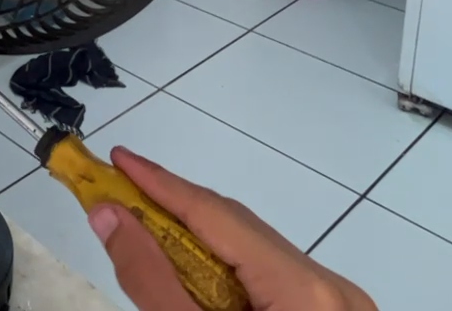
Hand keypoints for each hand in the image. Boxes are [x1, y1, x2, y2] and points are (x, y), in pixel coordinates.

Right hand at [90, 147, 375, 310]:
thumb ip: (150, 278)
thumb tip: (109, 214)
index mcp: (307, 292)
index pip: (215, 214)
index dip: (159, 182)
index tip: (114, 157)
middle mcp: (335, 291)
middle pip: (235, 228)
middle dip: (172, 208)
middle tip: (115, 191)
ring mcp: (342, 310)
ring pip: (252, 254)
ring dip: (195, 241)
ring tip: (143, 230)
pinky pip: (269, 281)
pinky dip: (224, 272)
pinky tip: (193, 279)